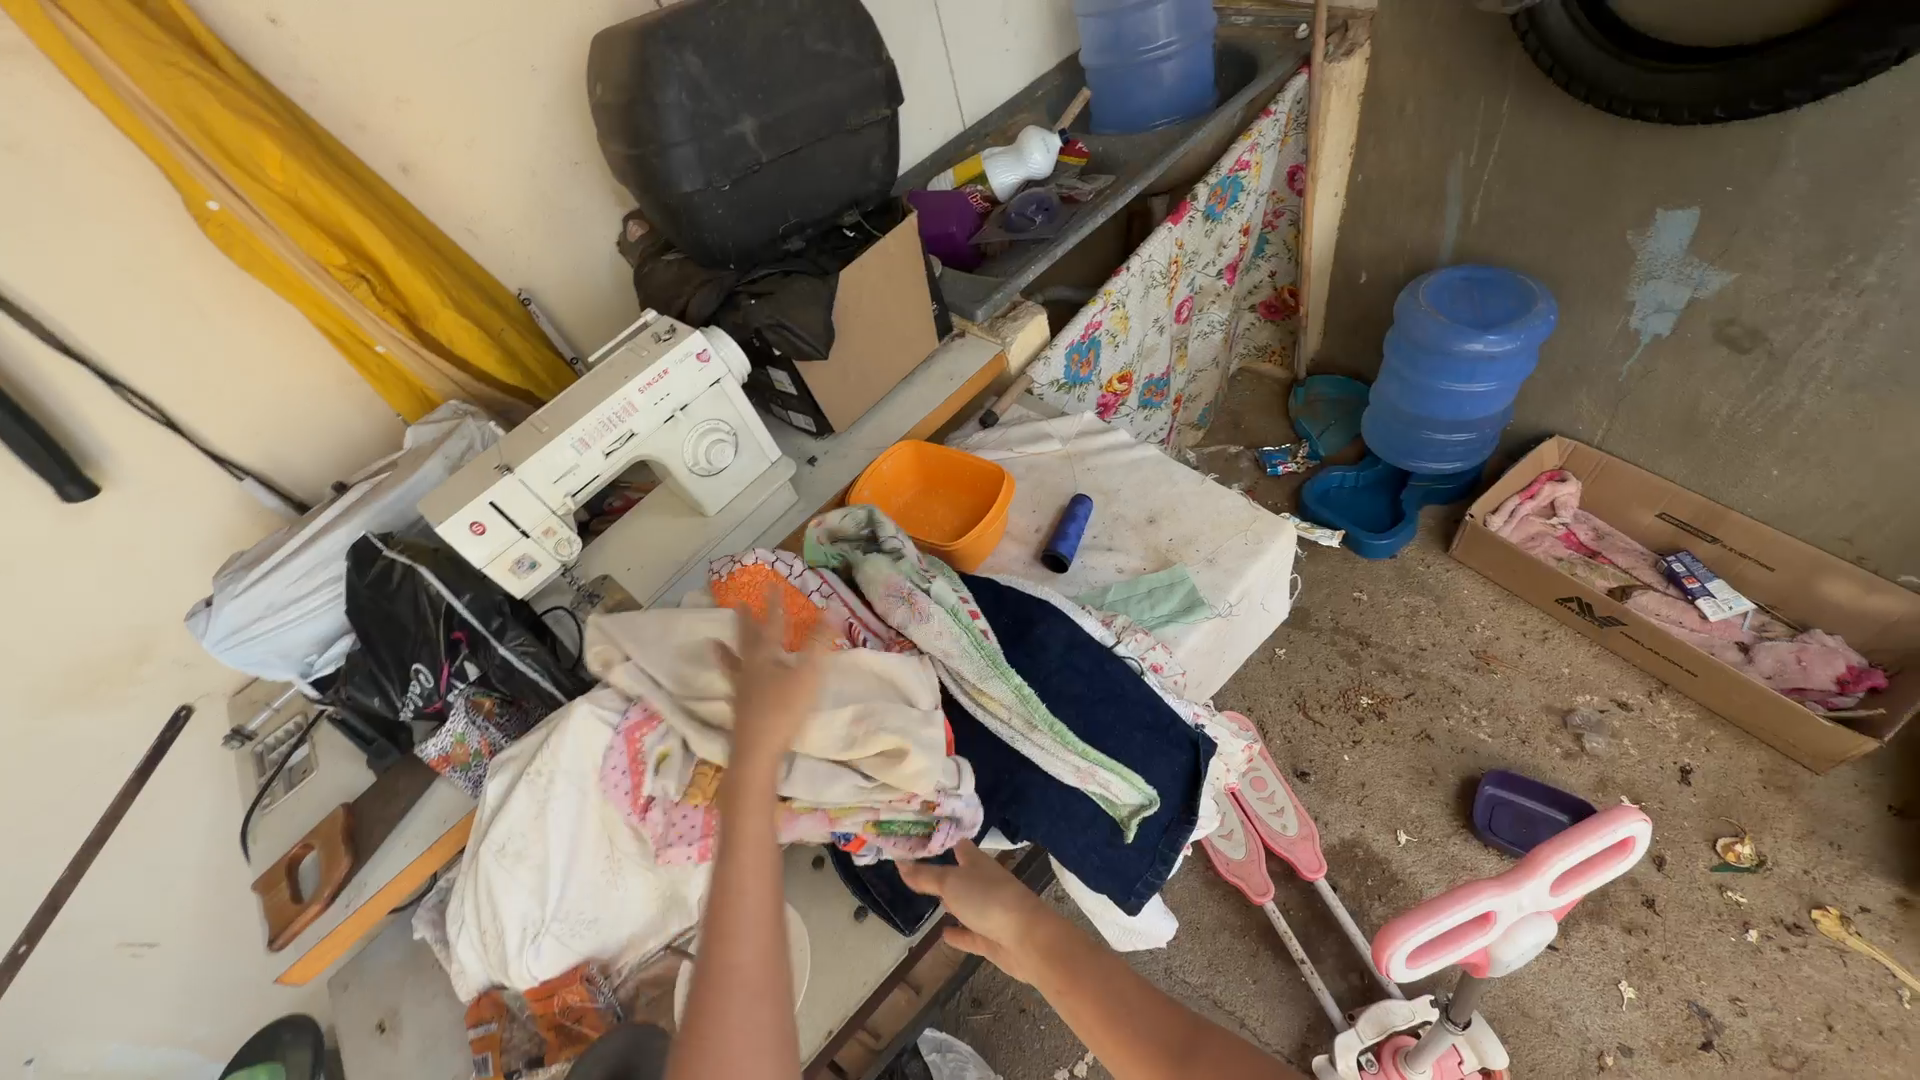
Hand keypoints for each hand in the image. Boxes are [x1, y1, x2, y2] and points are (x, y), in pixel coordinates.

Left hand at [713, 583, 826, 774]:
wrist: (756, 751)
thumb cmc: (784, 710)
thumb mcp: (808, 675)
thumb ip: (819, 643)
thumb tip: (832, 610)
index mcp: (765, 656)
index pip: (772, 624)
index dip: (773, 605)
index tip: (770, 585)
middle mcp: (749, 668)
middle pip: (746, 640)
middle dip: (747, 622)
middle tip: (740, 605)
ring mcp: (741, 689)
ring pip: (733, 663)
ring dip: (726, 650)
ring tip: (713, 642)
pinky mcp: (740, 708)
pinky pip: (732, 684)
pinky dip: (728, 678)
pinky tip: (730, 683)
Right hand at [898, 842, 1062, 984]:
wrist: (1027, 938)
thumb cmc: (988, 899)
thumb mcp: (950, 883)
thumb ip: (925, 876)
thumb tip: (900, 862)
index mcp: (977, 862)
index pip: (959, 845)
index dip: (942, 841)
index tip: (921, 839)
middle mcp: (984, 883)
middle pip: (962, 874)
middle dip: (944, 872)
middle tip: (918, 870)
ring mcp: (989, 911)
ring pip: (966, 904)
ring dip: (951, 903)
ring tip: (928, 900)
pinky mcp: (991, 938)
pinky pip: (970, 934)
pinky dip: (958, 934)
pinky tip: (944, 934)